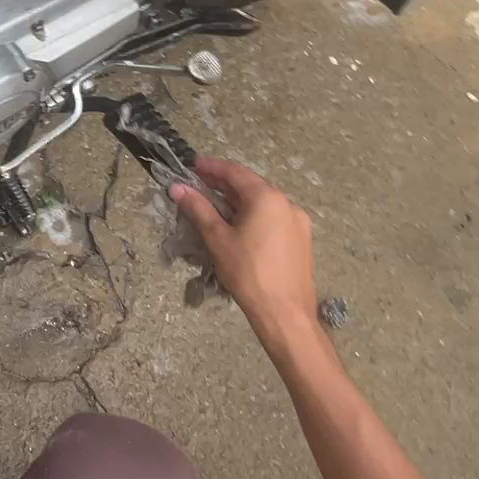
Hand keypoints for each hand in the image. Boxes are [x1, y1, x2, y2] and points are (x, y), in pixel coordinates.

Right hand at [170, 158, 318, 345]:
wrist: (285, 315)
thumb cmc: (248, 272)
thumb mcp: (217, 237)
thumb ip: (197, 208)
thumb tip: (177, 188)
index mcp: (267, 199)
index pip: (235, 172)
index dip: (212, 166)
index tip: (192, 164)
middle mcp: (287, 205)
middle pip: (250, 185)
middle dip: (222, 183)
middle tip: (197, 184)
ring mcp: (298, 223)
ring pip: (262, 202)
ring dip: (236, 199)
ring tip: (213, 204)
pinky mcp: (300, 241)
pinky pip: (272, 217)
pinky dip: (251, 213)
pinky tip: (236, 224)